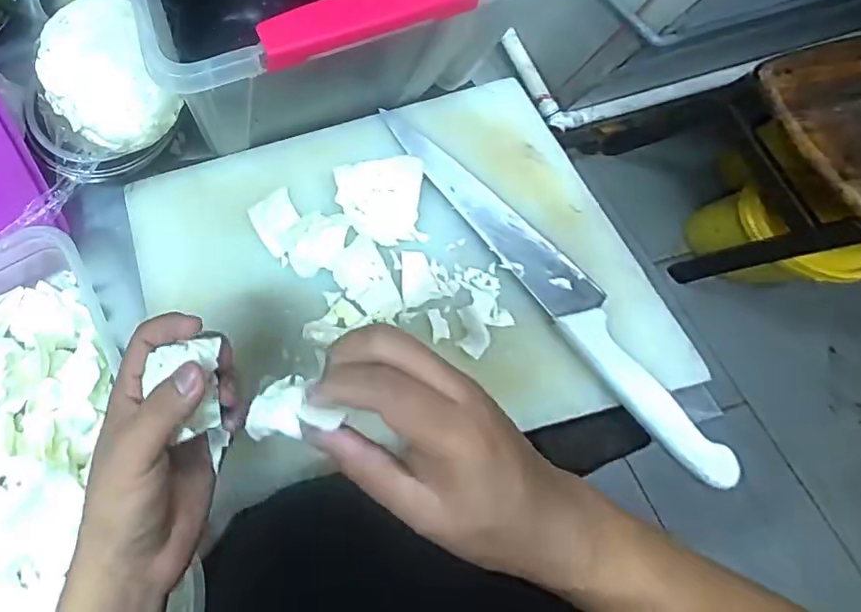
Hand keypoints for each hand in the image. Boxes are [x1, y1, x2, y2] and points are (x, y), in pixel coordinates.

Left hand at [60, 313, 241, 611]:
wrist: (136, 562)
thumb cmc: (120, 499)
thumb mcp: (135, 448)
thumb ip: (165, 407)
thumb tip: (197, 366)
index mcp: (131, 394)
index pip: (147, 344)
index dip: (169, 328)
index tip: (198, 327)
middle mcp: (159, 402)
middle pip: (185, 359)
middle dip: (207, 353)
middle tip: (226, 365)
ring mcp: (184, 425)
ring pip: (209, 385)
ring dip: (224, 382)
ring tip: (230, 401)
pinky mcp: (205, 449)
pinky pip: (223, 417)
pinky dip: (233, 411)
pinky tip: (233, 423)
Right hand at [306, 324, 609, 590]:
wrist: (552, 518)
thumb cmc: (486, 526)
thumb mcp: (420, 513)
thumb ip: (364, 468)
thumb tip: (314, 429)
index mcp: (450, 430)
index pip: (382, 385)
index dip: (337, 386)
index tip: (308, 402)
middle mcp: (455, 388)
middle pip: (386, 341)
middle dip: (341, 354)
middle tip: (320, 388)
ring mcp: (458, 375)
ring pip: (393, 335)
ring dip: (354, 349)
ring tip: (336, 383)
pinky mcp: (455, 373)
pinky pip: (404, 346)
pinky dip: (372, 353)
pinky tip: (361, 381)